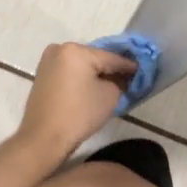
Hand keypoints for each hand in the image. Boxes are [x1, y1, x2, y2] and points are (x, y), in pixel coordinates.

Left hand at [15, 43, 137, 157]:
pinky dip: (82, 76)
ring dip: (96, 72)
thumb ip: (121, 80)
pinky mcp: (43, 73)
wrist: (43, 137)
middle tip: (128, 78)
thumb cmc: (79, 114)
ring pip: (81, 63)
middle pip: (95, 57)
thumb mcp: (110, 96)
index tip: (143, 70)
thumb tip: (124, 76)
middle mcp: (60, 49)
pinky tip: (93, 86)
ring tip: (112, 83)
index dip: (129, 65)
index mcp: (77, 50)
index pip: (111, 57)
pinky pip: (70, 70)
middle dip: (111, 68)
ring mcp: (48, 60)